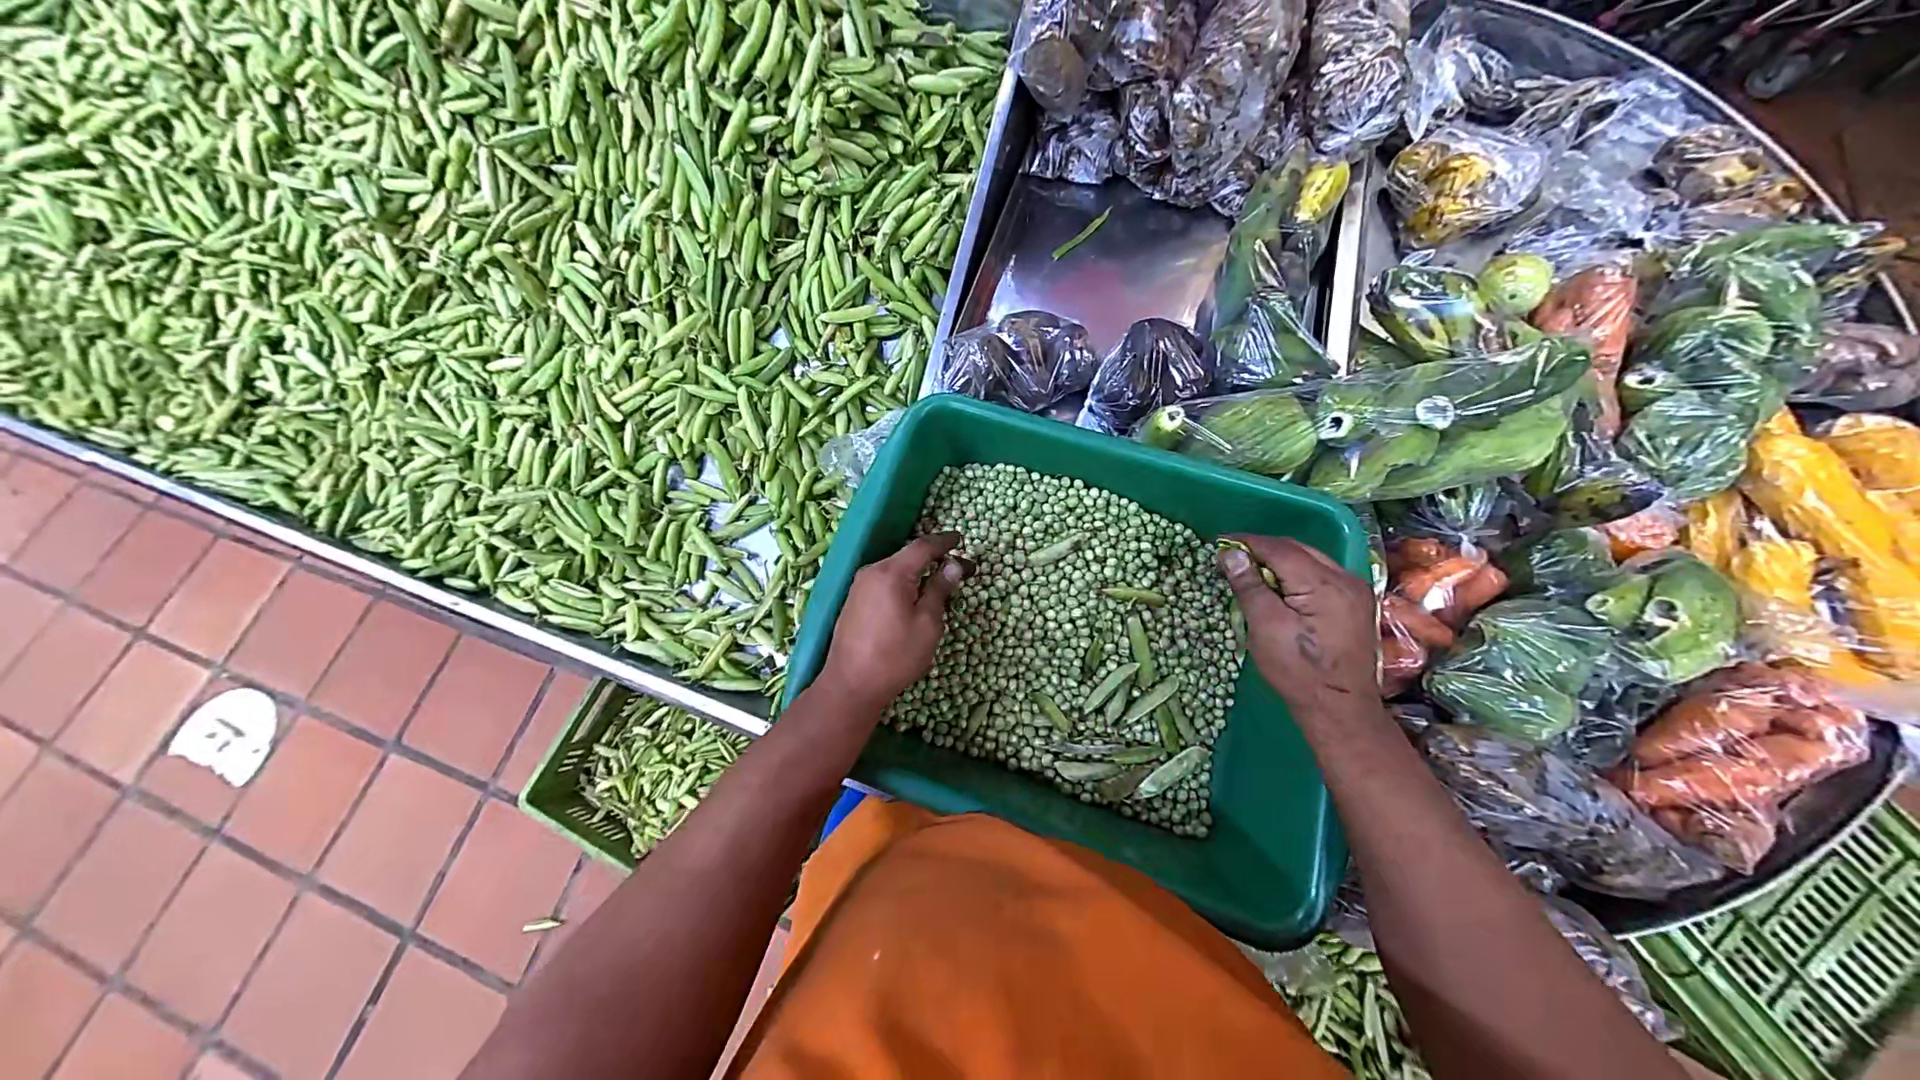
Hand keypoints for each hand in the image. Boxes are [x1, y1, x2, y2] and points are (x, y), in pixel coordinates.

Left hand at [817, 531, 970, 712]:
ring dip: (919, 574)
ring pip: (896, 570)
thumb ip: (940, 590)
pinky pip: (884, 583)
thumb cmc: (895, 656)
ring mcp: (859, 586)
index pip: (922, 546)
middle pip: (908, 557)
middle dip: (934, 560)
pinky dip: (904, 584)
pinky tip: (915, 599)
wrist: (851, 684)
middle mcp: (872, 572)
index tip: (960, 540)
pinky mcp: (854, 601)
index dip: (944, 542)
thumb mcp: (927, 624)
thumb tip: (953, 566)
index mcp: (891, 573)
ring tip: (941, 587)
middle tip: (959, 571)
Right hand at [1217, 534, 1379, 717]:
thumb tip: (1231, 553)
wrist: (1339, 708)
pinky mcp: (1355, 604)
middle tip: (1231, 557)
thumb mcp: (1265, 626)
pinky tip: (1279, 587)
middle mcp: (1345, 579)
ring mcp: (1355, 591)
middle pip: (1297, 550)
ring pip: (1310, 560)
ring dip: (1279, 560)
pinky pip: (1321, 575)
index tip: (1220, 543)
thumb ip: (1249, 586)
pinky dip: (1296, 573)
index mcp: (1323, 583)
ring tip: (1251, 570)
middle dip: (1263, 549)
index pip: (1279, 549)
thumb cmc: (1298, 670)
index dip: (1248, 542)